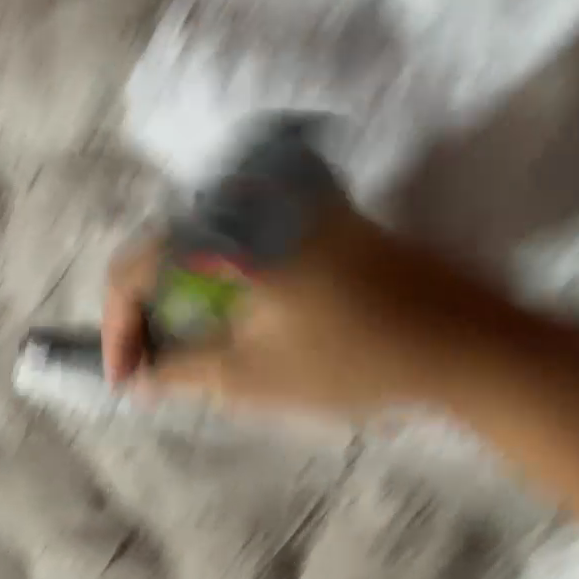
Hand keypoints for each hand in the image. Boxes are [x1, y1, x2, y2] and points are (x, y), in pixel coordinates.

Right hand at [102, 208, 485, 418]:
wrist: (461, 341)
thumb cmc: (349, 362)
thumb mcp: (247, 377)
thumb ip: (177, 370)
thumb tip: (137, 375)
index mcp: (230, 235)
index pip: (136, 269)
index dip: (117, 326)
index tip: (125, 378)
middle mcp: (252, 201)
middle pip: (162, 250)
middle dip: (142, 312)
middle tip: (147, 365)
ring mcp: (287, 201)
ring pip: (196, 242)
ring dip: (175, 295)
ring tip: (177, 347)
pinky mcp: (316, 211)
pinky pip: (237, 237)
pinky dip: (213, 278)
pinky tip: (221, 318)